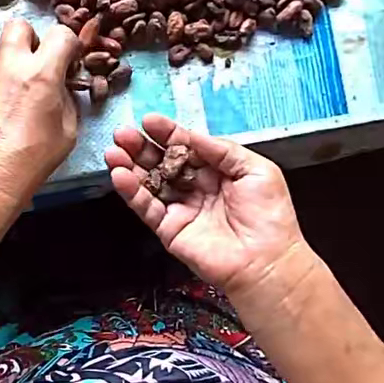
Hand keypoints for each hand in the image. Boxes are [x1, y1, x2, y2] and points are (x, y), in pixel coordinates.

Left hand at [0, 19, 81, 208]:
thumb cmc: (32, 158)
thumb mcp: (68, 131)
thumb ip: (67, 101)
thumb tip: (62, 90)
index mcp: (41, 74)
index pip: (61, 34)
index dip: (70, 44)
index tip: (70, 60)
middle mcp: (10, 67)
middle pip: (19, 26)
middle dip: (33, 38)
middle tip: (39, 62)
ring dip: (11, 58)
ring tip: (19, 83)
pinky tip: (2, 105)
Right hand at [104, 114, 307, 298]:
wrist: (267, 262)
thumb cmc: (270, 217)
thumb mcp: (255, 169)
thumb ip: (221, 149)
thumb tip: (191, 136)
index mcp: (216, 171)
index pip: (185, 147)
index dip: (167, 133)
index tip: (149, 121)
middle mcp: (194, 187)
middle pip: (161, 162)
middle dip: (140, 147)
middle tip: (123, 134)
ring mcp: (180, 208)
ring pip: (148, 183)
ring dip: (129, 166)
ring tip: (113, 151)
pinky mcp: (168, 229)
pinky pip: (145, 207)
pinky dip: (131, 192)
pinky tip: (120, 175)